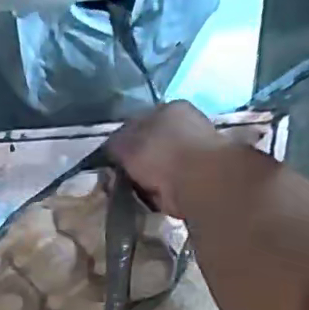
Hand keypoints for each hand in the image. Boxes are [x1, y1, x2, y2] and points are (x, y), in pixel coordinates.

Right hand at [105, 101, 240, 216]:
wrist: (198, 181)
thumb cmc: (161, 153)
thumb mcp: (127, 143)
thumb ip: (115, 144)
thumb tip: (110, 149)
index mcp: (169, 109)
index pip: (139, 122)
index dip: (122, 141)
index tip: (110, 159)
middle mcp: (184, 127)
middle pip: (149, 147)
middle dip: (135, 163)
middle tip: (120, 179)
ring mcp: (194, 153)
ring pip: (158, 168)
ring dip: (146, 181)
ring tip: (136, 192)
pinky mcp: (198, 179)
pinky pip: (168, 187)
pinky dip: (159, 195)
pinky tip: (152, 200)